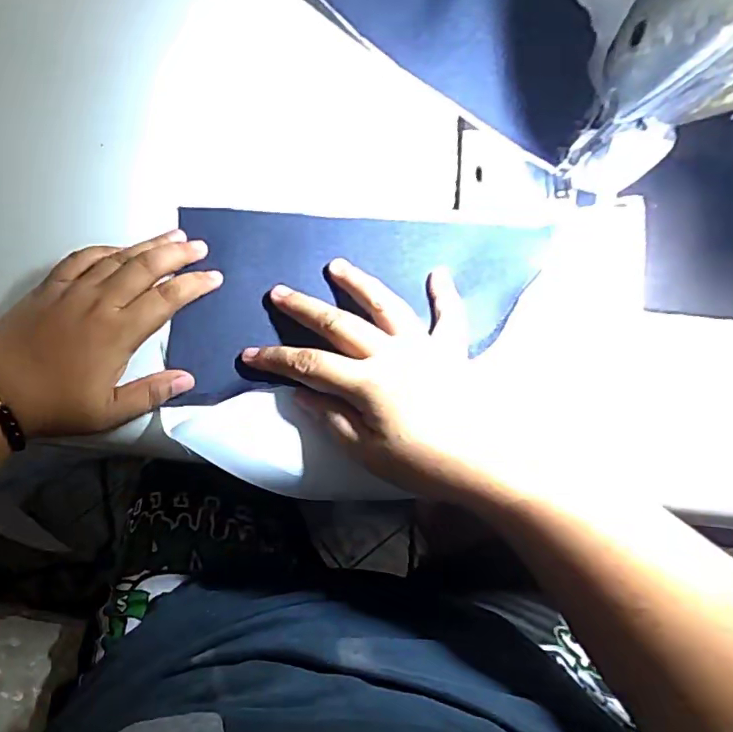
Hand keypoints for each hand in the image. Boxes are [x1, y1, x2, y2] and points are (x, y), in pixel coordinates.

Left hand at [0, 231, 220, 437]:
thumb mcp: (109, 412)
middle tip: (198, 246)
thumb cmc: (55, 406)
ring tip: (170, 236)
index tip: (213, 277)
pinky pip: (81, 259)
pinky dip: (103, 250)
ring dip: (146, 245)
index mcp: (118, 333)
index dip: (192, 286)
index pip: (165, 301)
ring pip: (116, 258)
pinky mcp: (49, 289)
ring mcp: (72, 291)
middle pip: (145, 268)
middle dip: (176, 254)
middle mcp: (99, 303)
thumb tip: (187, 379)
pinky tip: (116, 248)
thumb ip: (150, 393)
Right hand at [242, 259, 540, 506]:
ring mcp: (423, 348)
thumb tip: (301, 394)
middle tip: (279, 292)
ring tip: (335, 266)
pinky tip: (437, 274)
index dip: (276, 359)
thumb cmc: (421, 464)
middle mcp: (391, 355)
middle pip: (339, 325)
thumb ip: (332, 419)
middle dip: (304, 308)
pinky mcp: (452, 352)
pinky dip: (443, 294)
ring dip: (358, 284)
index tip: (249, 355)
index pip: (309, 365)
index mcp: (366, 384)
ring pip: (385, 306)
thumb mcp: (366, 451)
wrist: (483, 465)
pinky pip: (448, 317)